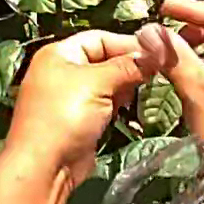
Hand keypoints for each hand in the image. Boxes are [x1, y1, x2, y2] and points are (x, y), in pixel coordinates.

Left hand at [5, 30, 156, 183]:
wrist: (44, 165)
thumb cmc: (65, 115)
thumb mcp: (98, 83)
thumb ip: (128, 66)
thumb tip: (158, 52)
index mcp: (59, 54)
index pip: (100, 38)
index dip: (128, 44)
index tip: (159, 52)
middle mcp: (62, 71)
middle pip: (104, 59)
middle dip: (129, 65)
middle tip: (158, 71)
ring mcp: (69, 96)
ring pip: (106, 82)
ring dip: (125, 84)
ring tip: (146, 87)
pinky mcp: (78, 118)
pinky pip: (103, 102)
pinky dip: (117, 102)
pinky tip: (130, 105)